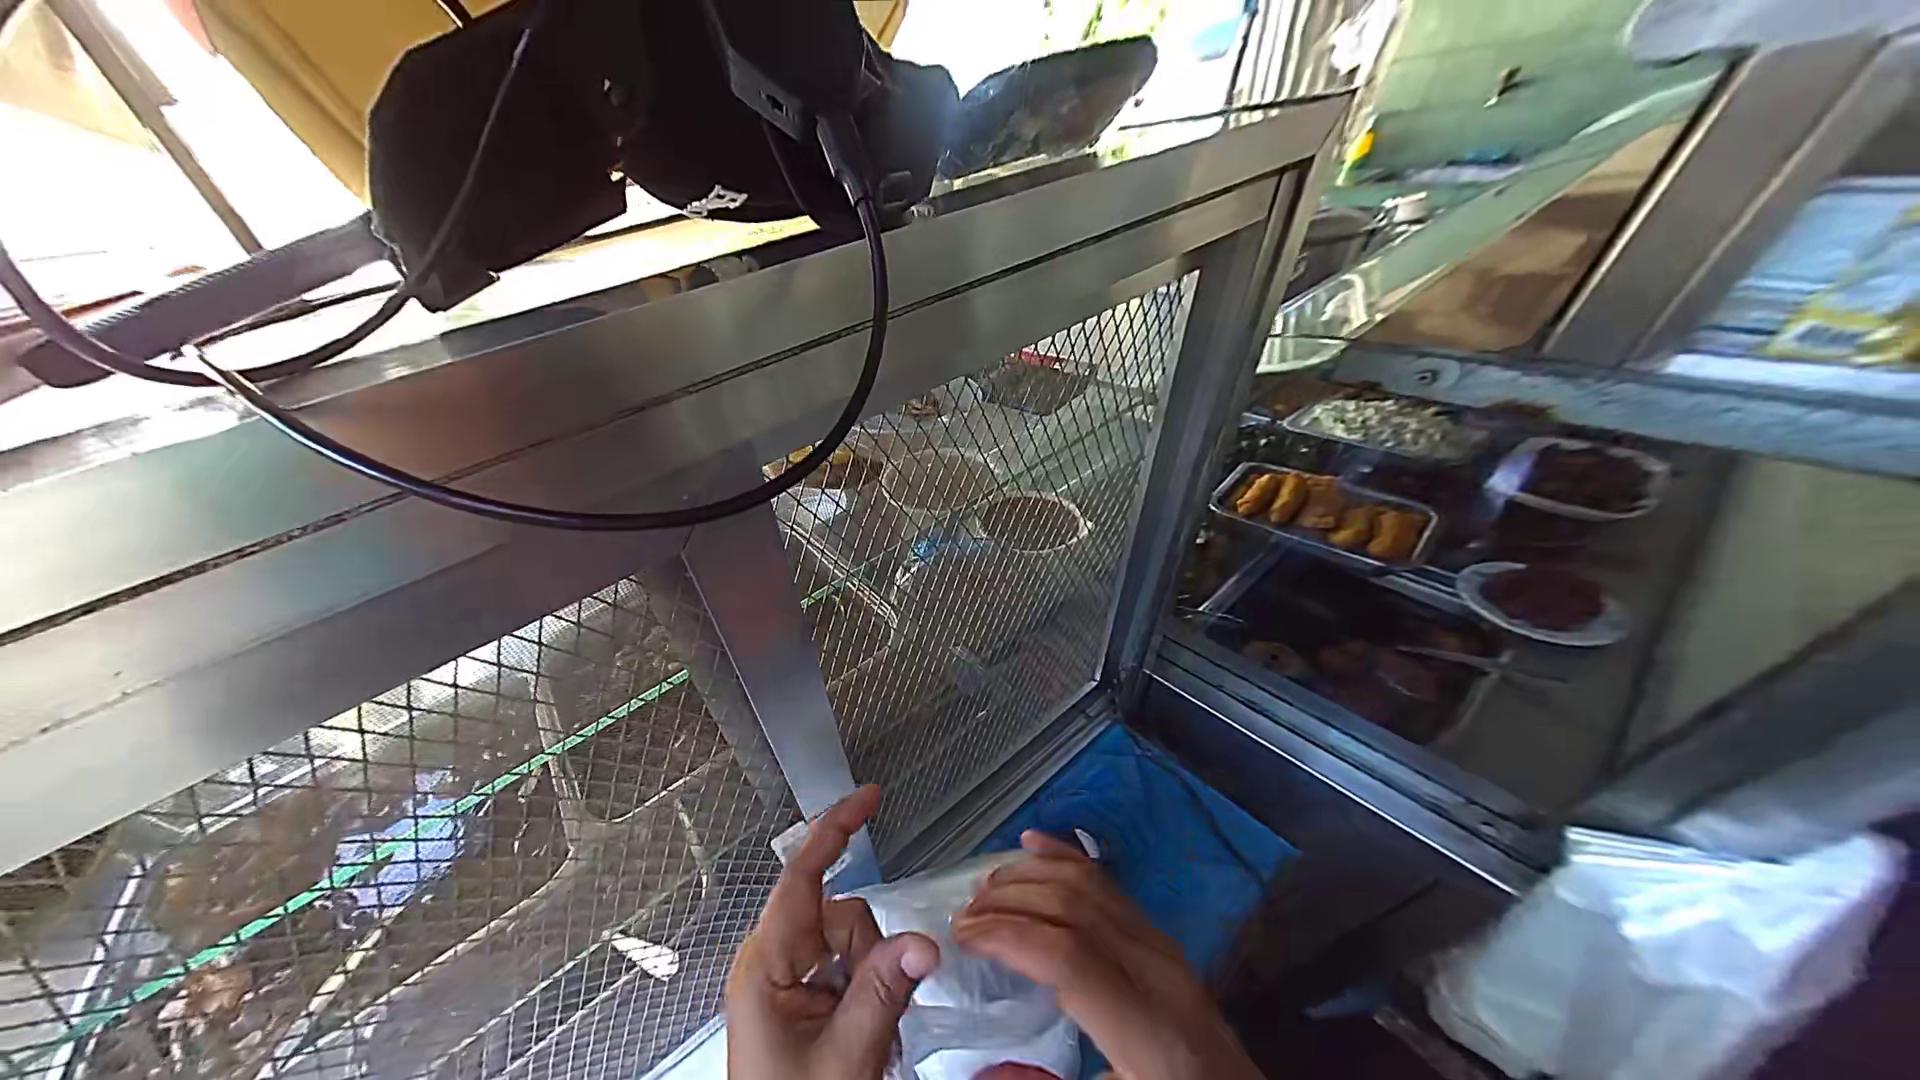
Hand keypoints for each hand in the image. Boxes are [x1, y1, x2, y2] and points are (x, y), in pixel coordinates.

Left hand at [725, 786, 939, 1079]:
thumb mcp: (841, 1060)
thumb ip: (882, 995)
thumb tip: (923, 941)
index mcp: (765, 966)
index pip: (801, 877)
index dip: (835, 829)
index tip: (868, 797)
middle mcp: (775, 961)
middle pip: (842, 913)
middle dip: (871, 951)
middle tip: (878, 1012)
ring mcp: (791, 978)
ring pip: (855, 939)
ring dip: (875, 978)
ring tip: (868, 1034)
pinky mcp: (806, 994)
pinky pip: (853, 965)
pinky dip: (871, 989)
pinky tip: (866, 1031)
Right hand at [954, 831, 1261, 1079]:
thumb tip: (982, 1071)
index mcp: (1147, 1026)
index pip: (1069, 956)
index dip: (1009, 936)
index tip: (964, 937)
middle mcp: (1156, 970)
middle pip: (1073, 907)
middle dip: (1010, 902)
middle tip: (964, 915)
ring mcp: (1161, 944)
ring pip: (1088, 884)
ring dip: (1029, 875)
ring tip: (986, 887)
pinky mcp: (1159, 935)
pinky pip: (1108, 883)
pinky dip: (1065, 857)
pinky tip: (1034, 843)